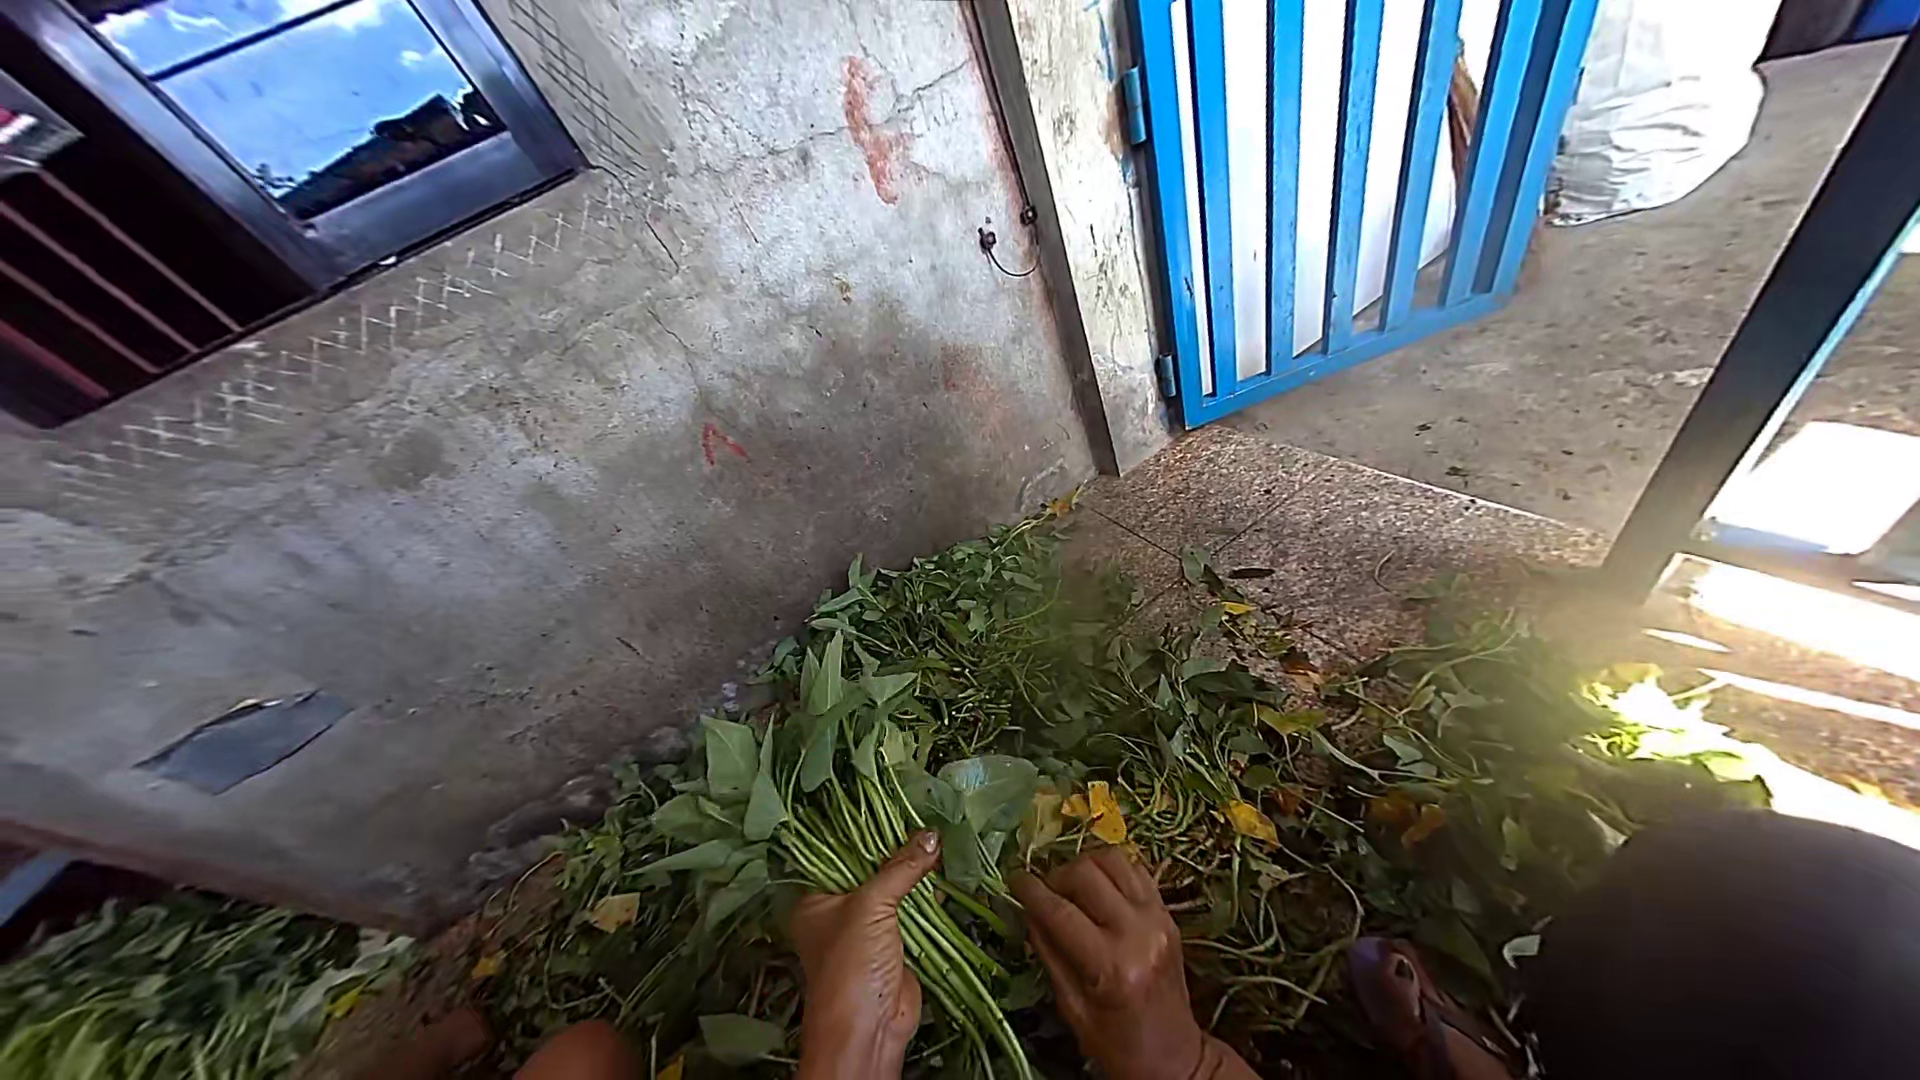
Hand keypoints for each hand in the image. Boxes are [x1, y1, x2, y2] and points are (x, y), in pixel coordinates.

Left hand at [789, 830, 940, 1079]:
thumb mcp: (872, 906)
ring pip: (892, 887)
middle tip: (921, 816)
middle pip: (869, 867)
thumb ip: (901, 867)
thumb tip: (932, 834)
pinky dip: (926, 892)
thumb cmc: (851, 965)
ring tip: (937, 836)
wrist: (869, 1032)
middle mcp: (838, 909)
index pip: (839, 851)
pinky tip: (942, 868)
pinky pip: (910, 908)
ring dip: (913, 868)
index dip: (865, 829)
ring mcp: (867, 926)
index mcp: (816, 898)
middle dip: (895, 847)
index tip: (892, 803)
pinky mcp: (893, 941)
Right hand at [1013, 848, 1256, 1079]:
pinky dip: (1111, 868)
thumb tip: (1026, 909)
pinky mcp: (1167, 912)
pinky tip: (1099, 886)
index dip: (1030, 890)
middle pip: (1084, 873)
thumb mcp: (1073, 1009)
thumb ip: (1048, 953)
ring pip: (1110, 859)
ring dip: (1083, 866)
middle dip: (1056, 876)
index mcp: (1111, 967)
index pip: (1060, 911)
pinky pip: (1135, 868)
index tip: (1013, 879)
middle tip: (1045, 893)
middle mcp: (1137, 932)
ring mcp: (1157, 917)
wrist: (1177, 1060)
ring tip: (1072, 887)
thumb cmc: (1119, 1046)